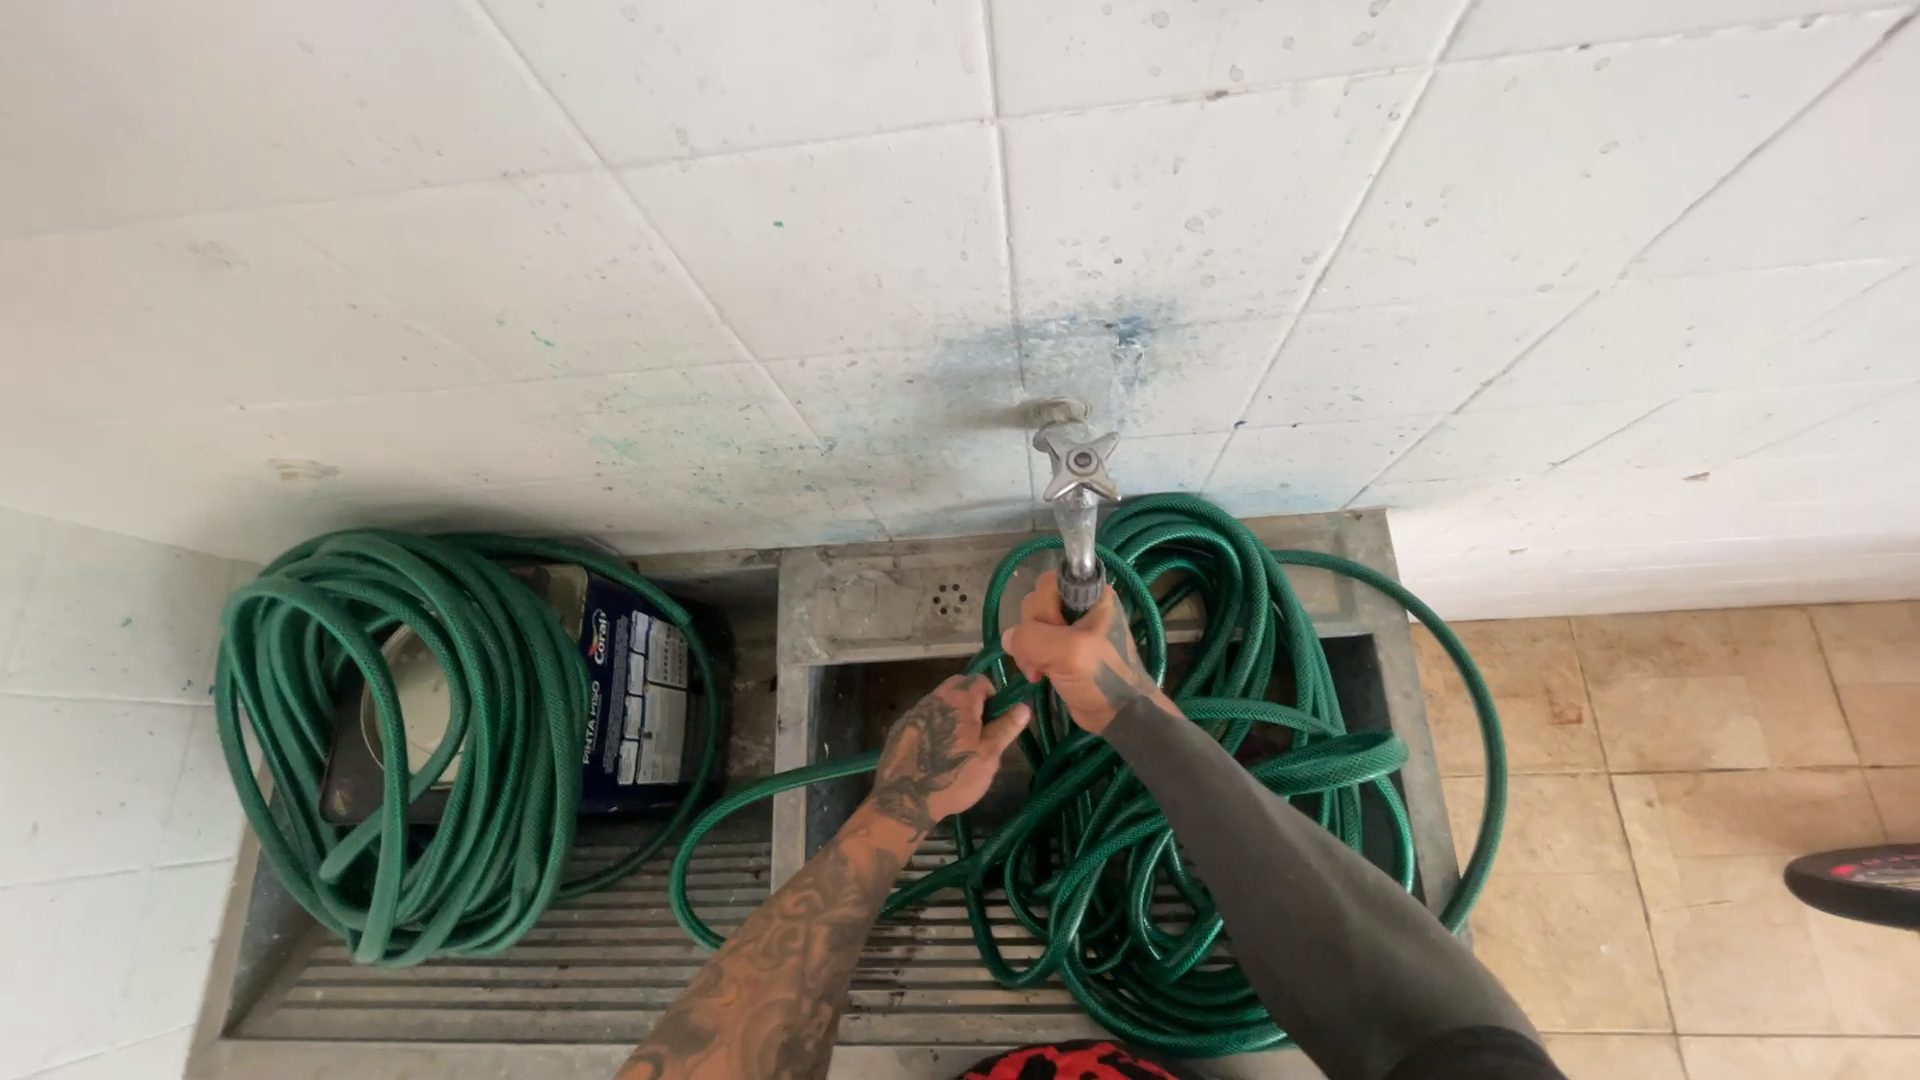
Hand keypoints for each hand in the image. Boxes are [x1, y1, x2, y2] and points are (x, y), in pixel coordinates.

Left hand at [868, 675, 1029, 832]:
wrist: (905, 799)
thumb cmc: (954, 776)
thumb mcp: (988, 755)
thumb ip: (1006, 727)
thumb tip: (1024, 706)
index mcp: (959, 701)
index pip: (979, 680)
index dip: (991, 695)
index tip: (994, 718)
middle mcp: (934, 698)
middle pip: (957, 687)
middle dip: (970, 701)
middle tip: (978, 730)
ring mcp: (914, 712)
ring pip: (938, 702)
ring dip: (951, 713)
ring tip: (956, 745)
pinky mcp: (900, 728)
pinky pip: (922, 718)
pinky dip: (932, 726)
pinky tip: (934, 753)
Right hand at [999, 570, 1173, 734]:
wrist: (1118, 715)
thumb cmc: (1102, 678)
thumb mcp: (1068, 652)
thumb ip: (1032, 638)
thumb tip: (1008, 639)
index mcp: (1092, 595)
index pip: (1049, 582)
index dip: (1045, 607)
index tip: (1057, 631)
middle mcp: (1080, 605)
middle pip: (1035, 603)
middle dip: (1033, 633)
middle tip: (1048, 657)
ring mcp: (1068, 627)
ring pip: (1030, 624)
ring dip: (1028, 650)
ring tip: (1041, 671)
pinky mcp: (1059, 647)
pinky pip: (1032, 642)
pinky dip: (1029, 658)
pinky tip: (1039, 675)